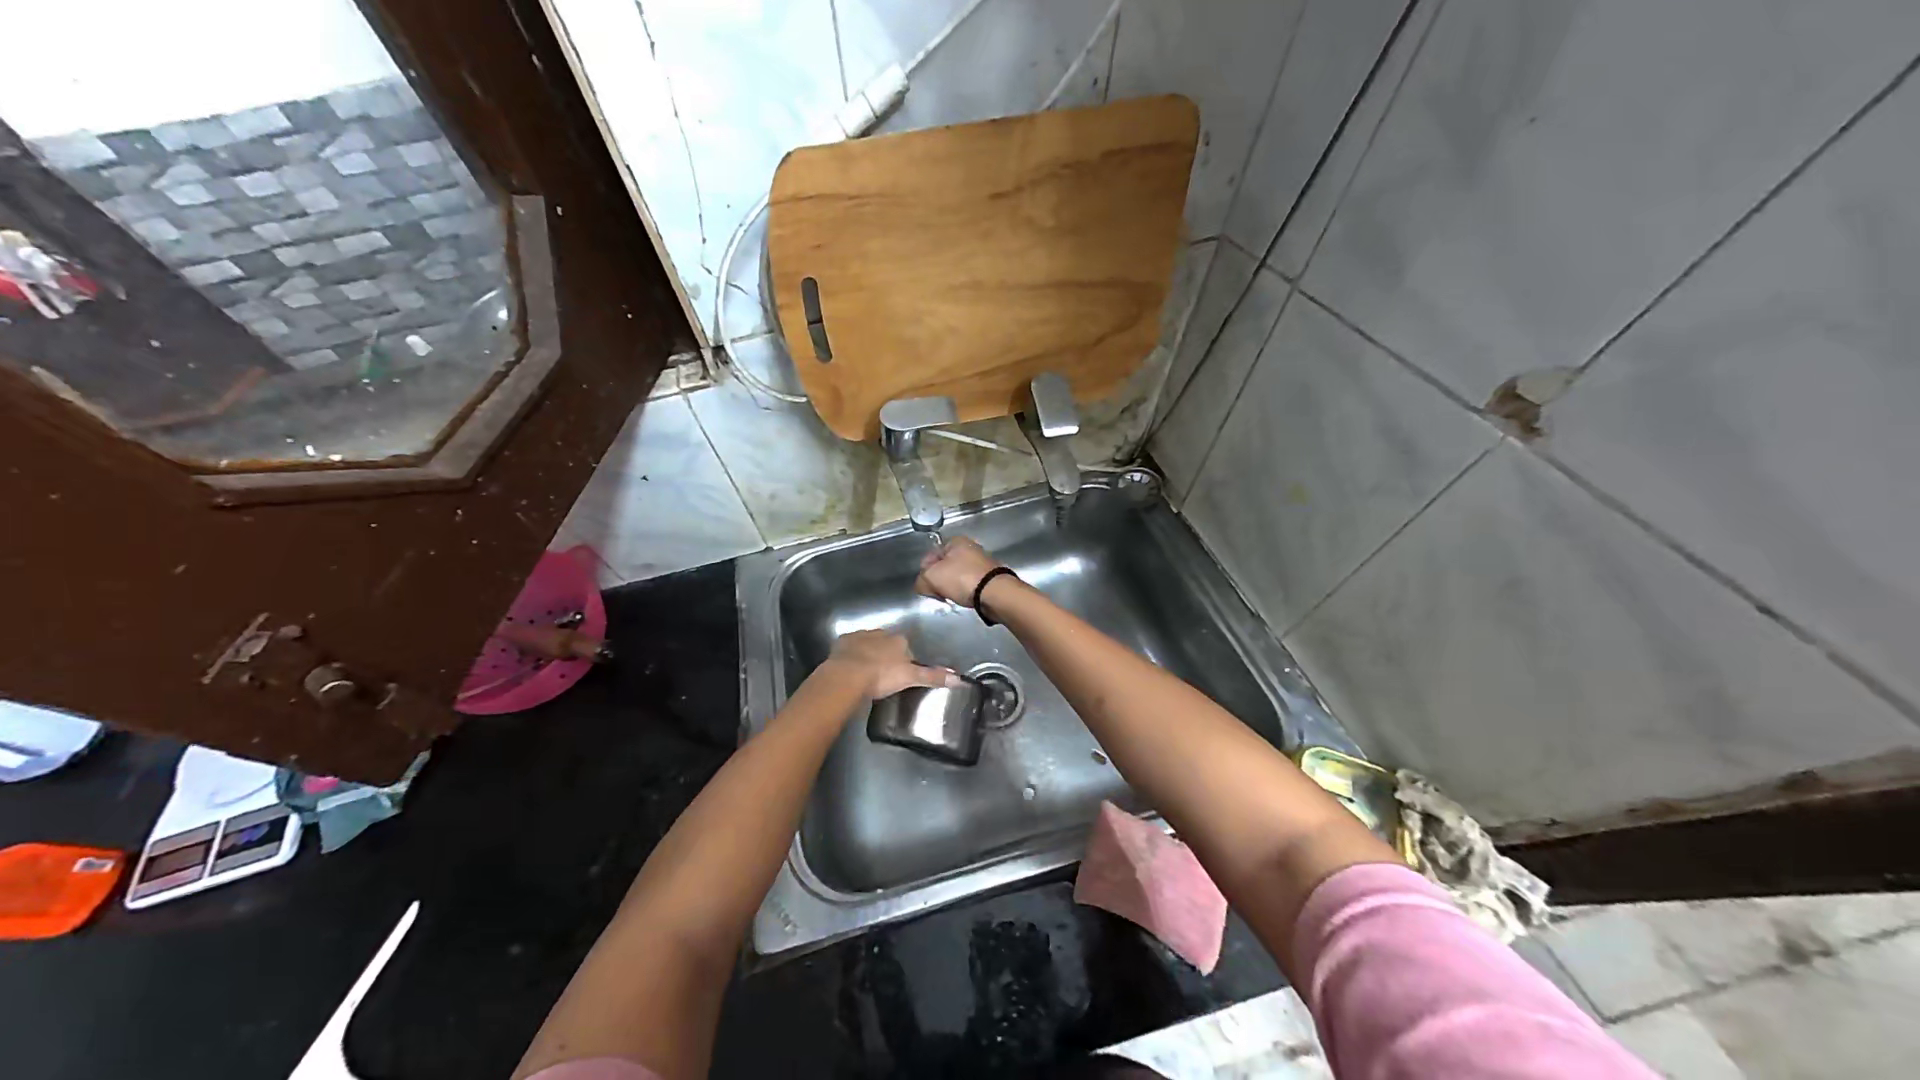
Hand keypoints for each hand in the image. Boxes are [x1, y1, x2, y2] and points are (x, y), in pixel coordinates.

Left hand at [822, 630, 960, 698]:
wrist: (847, 676)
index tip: (901, 671)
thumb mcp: (910, 678)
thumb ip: (933, 677)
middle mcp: (880, 633)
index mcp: (899, 640)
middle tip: (884, 673)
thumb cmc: (882, 676)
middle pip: (887, 642)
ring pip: (868, 642)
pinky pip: (850, 646)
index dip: (904, 658)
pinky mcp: (842, 642)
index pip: (906, 645)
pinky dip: (851, 654)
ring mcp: (859, 636)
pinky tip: (850, 666)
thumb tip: (960, 678)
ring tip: (867, 672)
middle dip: (886, 653)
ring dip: (868, 652)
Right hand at [915, 536, 1004, 606]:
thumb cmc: (962, 579)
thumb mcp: (931, 577)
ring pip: (956, 577)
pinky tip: (965, 598)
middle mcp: (970, 548)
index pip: (930, 555)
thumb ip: (920, 580)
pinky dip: (965, 592)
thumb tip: (923, 586)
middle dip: (939, 581)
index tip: (927, 583)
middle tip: (939, 592)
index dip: (925, 571)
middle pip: (943, 567)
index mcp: (955, 541)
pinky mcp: (988, 577)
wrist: (995, 593)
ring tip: (953, 596)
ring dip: (951, 588)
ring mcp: (981, 563)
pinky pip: (969, 585)